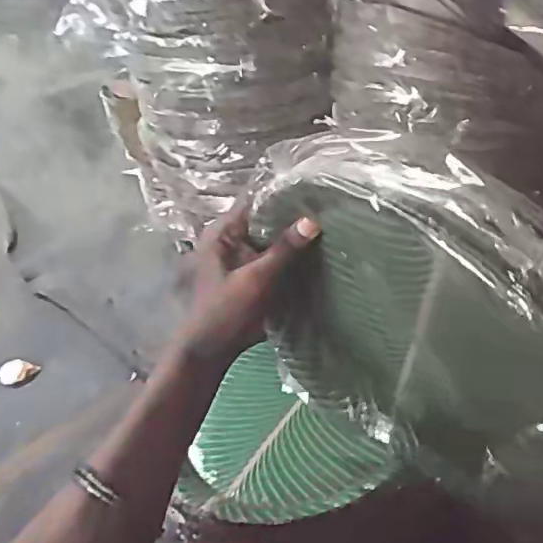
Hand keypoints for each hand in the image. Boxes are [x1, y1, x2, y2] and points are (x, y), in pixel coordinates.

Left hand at [177, 202, 319, 364]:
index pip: (257, 201)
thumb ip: (285, 249)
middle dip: (295, 216)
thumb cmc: (227, 310)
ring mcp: (242, 256)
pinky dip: (293, 254)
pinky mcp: (254, 273)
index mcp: (223, 232)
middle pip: (268, 218)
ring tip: (330, 226)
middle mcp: (231, 239)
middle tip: (330, 210)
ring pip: (274, 238)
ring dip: (296, 237)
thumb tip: (313, 220)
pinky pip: (276, 256)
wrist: (212, 350)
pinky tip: (318, 252)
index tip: (316, 192)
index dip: (284, 195)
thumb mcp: (258, 278)